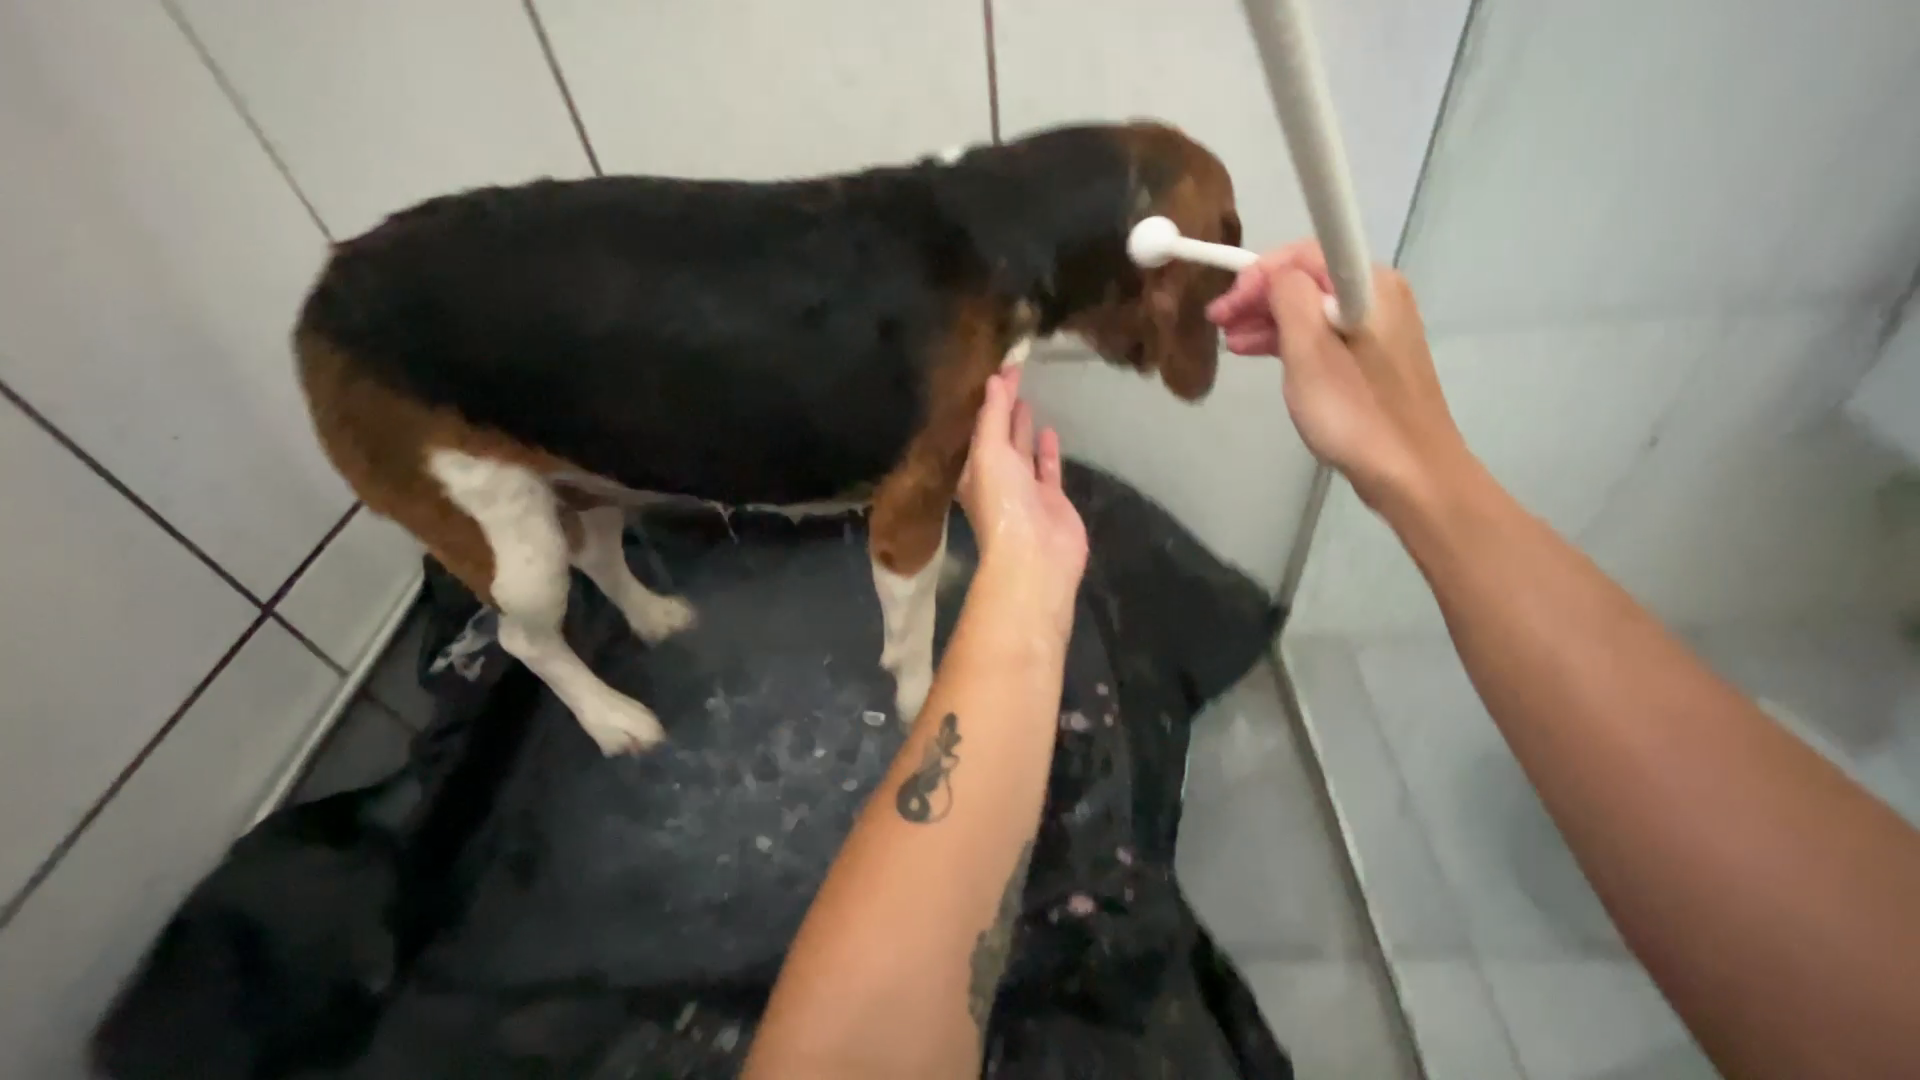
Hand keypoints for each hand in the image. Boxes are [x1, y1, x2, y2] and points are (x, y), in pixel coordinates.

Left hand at [958, 368, 1087, 625]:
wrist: (1035, 556)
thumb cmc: (1004, 503)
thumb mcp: (989, 453)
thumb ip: (994, 417)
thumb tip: (995, 379)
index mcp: (974, 469)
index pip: (980, 427)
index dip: (990, 399)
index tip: (1004, 367)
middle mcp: (997, 478)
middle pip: (999, 437)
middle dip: (1004, 411)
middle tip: (1014, 377)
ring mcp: (1025, 490)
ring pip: (1023, 451)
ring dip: (1023, 427)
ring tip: (1027, 398)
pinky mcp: (1052, 499)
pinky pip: (1047, 468)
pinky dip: (1046, 450)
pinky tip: (1049, 429)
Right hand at [1206, 240, 1472, 509]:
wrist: (1408, 471)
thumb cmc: (1353, 410)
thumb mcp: (1308, 350)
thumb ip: (1289, 297)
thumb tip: (1277, 275)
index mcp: (1368, 284)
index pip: (1303, 254)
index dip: (1256, 274)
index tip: (1224, 306)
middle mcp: (1378, 295)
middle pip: (1308, 279)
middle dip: (1258, 297)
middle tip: (1218, 325)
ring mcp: (1379, 328)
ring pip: (1313, 309)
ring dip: (1268, 321)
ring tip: (1233, 345)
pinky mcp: (1374, 358)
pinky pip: (1324, 334)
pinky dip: (1290, 340)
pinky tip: (1265, 356)